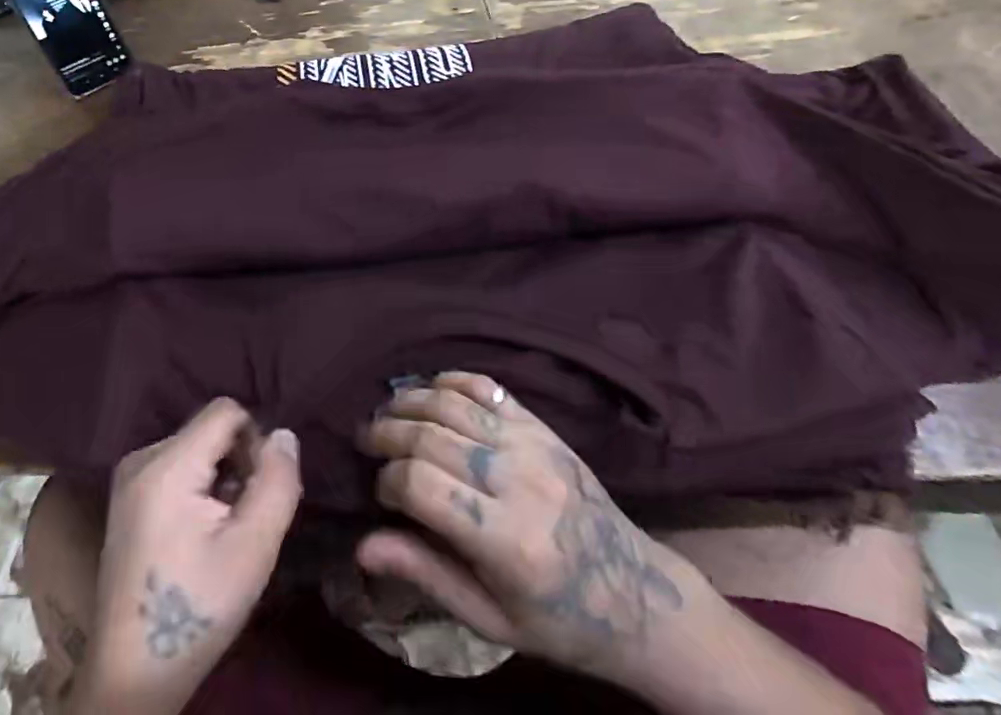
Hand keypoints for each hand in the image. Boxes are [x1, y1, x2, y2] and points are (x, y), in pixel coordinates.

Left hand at [73, 398, 302, 714]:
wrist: (133, 667)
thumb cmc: (198, 606)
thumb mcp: (253, 547)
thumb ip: (276, 482)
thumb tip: (283, 433)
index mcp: (166, 463)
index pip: (224, 411)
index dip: (255, 441)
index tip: (261, 490)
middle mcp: (140, 457)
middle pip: (207, 430)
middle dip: (238, 462)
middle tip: (248, 518)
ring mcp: (127, 477)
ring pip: (192, 450)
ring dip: (219, 479)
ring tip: (225, 532)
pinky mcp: (125, 498)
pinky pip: (173, 469)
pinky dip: (196, 489)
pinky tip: (200, 536)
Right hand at [356, 372, 690, 678]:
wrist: (640, 596)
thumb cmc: (556, 619)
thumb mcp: (488, 618)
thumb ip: (424, 573)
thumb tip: (361, 547)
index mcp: (506, 540)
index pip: (419, 484)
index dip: (386, 482)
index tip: (381, 494)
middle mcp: (519, 482)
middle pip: (428, 436)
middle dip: (385, 433)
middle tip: (366, 441)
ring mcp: (534, 447)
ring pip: (451, 404)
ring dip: (407, 402)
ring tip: (386, 414)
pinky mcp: (543, 428)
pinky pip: (486, 388)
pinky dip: (449, 381)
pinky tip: (428, 393)